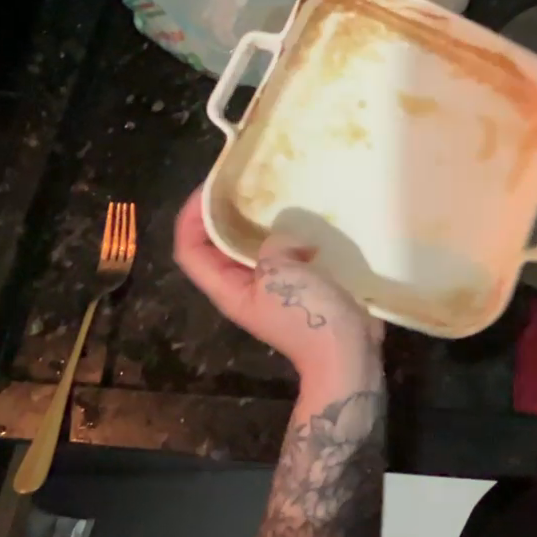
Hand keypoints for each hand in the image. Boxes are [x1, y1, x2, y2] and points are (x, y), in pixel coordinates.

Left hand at [173, 189, 383, 389]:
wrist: (346, 352)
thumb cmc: (306, 315)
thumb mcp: (280, 273)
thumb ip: (272, 245)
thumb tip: (283, 237)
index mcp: (228, 288)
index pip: (190, 249)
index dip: (192, 217)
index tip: (211, 188)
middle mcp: (244, 288)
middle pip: (219, 246)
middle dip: (226, 214)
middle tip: (244, 185)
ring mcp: (272, 289)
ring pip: (253, 249)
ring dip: (260, 224)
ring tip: (275, 198)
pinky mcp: (299, 289)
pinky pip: (285, 256)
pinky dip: (290, 238)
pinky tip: (309, 226)